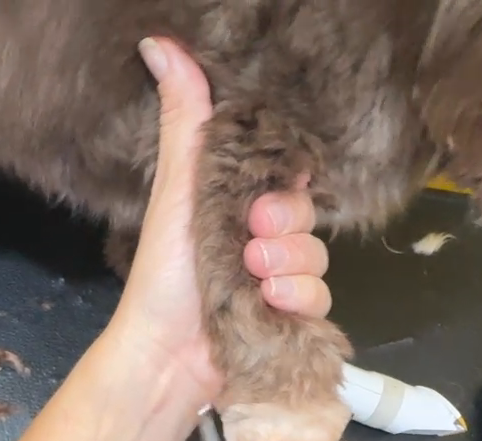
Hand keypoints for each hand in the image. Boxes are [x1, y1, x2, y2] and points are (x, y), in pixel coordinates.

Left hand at [107, 38, 332, 399]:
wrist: (165, 355)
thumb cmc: (164, 276)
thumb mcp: (176, 193)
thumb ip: (185, 125)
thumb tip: (160, 44)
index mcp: (238, 209)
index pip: (288, 179)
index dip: (288, 179)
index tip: (266, 191)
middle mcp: (263, 245)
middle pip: (308, 217)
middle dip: (286, 225)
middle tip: (252, 237)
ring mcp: (278, 285)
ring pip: (318, 260)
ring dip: (291, 265)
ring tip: (255, 277)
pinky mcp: (290, 322)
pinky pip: (320, 301)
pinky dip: (299, 300)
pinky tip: (272, 303)